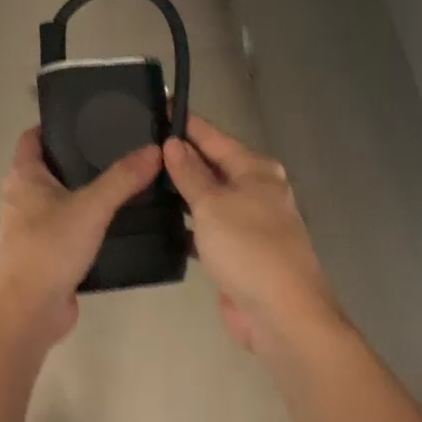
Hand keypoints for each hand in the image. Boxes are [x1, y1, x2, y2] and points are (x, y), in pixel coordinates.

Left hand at [0, 128, 161, 349]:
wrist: (29, 313)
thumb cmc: (48, 248)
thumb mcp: (91, 207)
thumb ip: (123, 178)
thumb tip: (155, 149)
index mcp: (24, 176)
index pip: (33, 136)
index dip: (56, 123)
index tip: (90, 117)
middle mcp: (24, 197)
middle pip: (53, 165)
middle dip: (82, 157)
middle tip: (121, 147)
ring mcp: (34, 227)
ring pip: (65, 198)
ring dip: (90, 191)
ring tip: (129, 180)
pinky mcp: (50, 253)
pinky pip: (73, 227)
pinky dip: (93, 221)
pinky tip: (123, 220)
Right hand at [164, 115, 338, 354]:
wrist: (282, 315)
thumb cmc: (249, 248)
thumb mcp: (212, 204)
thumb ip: (190, 174)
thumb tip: (173, 143)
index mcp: (256, 170)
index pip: (214, 137)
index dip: (186, 124)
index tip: (159, 106)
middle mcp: (256, 191)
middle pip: (212, 166)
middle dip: (180, 158)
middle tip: (139, 146)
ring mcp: (248, 223)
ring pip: (208, 198)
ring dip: (181, 193)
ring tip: (141, 180)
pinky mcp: (238, 253)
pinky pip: (207, 228)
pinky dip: (186, 224)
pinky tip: (158, 222)